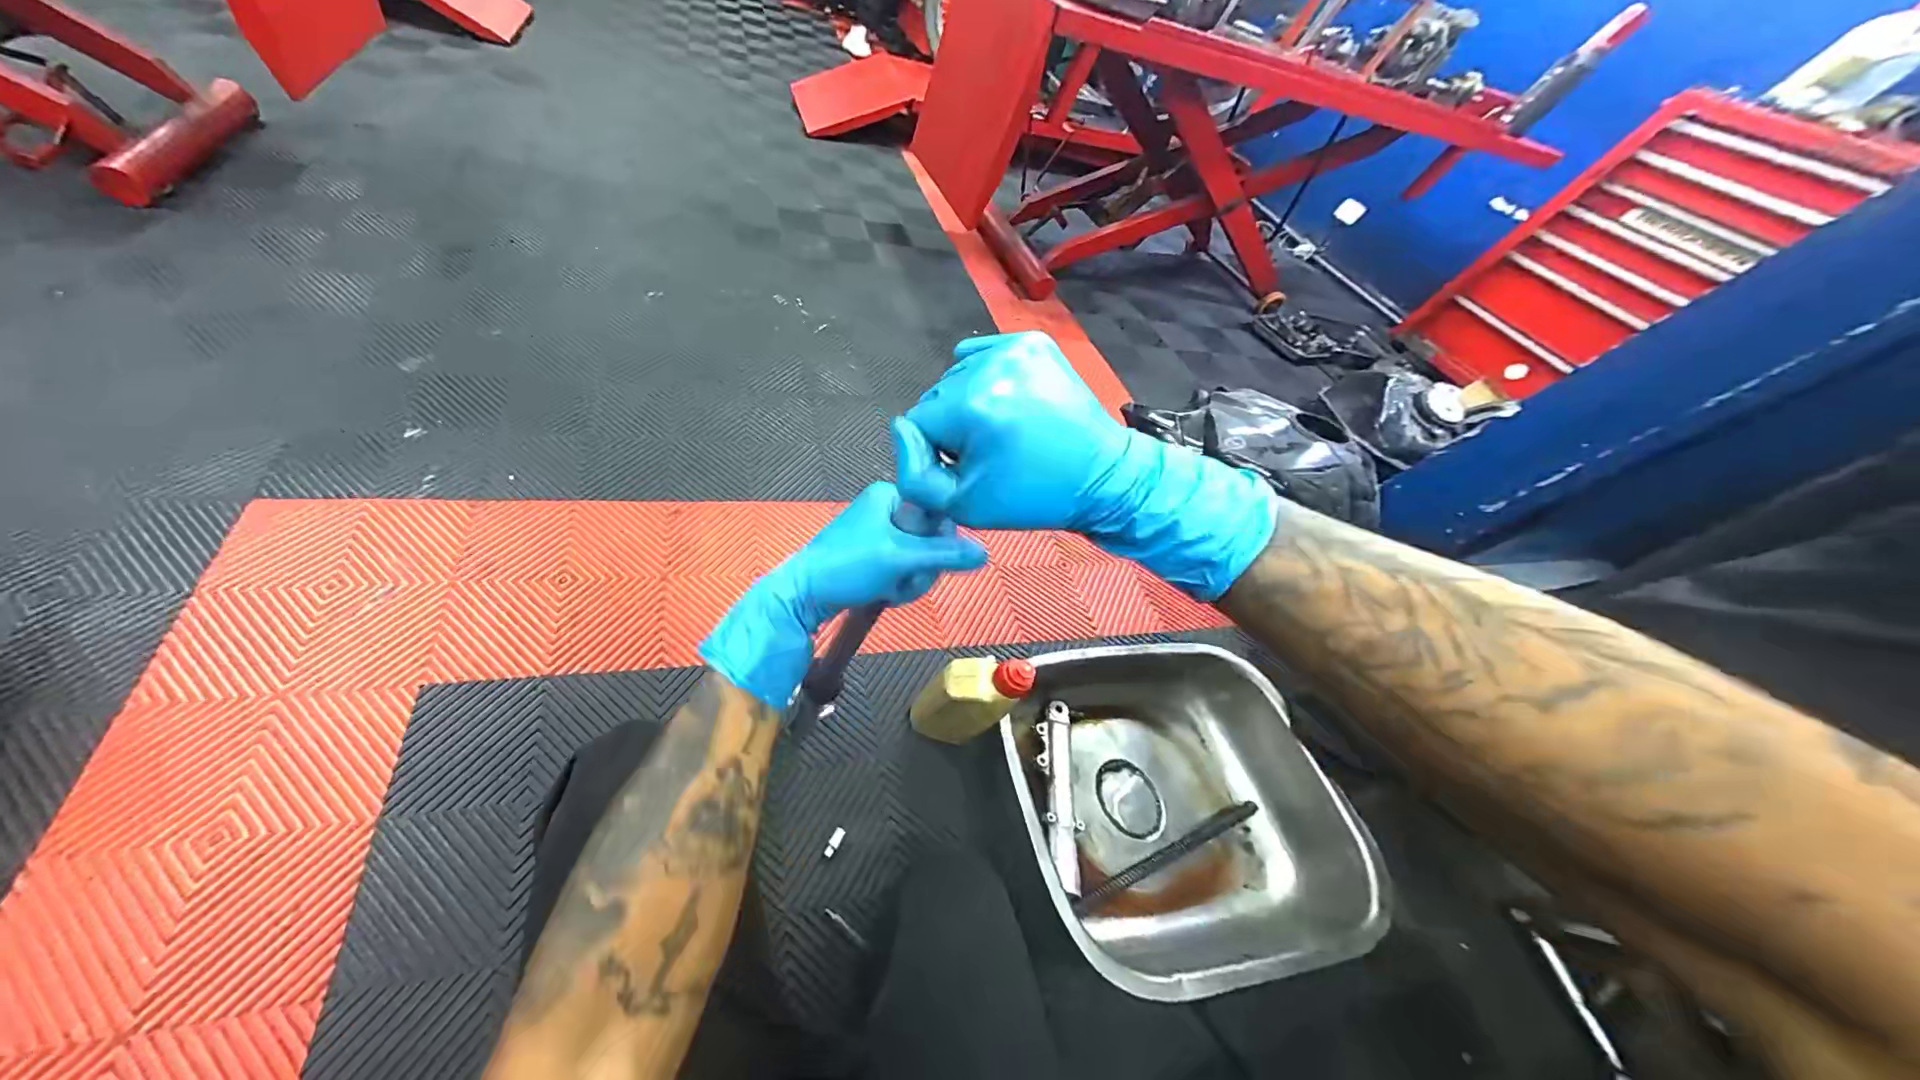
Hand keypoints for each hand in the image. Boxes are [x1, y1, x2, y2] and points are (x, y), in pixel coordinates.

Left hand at [700, 483, 986, 706]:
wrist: (802, 597)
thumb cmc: (847, 566)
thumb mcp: (899, 558)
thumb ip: (944, 555)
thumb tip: (985, 553)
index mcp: (889, 496)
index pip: (938, 514)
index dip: (939, 542)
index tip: (925, 560)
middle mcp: (887, 511)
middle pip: (932, 540)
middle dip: (922, 568)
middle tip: (902, 579)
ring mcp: (881, 536)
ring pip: (920, 559)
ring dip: (910, 581)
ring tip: (889, 589)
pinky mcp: (876, 558)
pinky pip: (905, 570)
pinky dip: (899, 586)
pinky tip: (884, 594)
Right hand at [891, 332, 1277, 599]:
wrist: (1102, 476)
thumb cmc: (1034, 496)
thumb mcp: (962, 506)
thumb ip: (914, 475)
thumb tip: (901, 430)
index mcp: (971, 405)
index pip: (917, 422)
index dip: (936, 453)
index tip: (969, 469)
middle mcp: (989, 365)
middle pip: (938, 396)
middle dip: (953, 426)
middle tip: (990, 452)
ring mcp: (1015, 347)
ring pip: (959, 376)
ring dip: (969, 402)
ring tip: (1004, 429)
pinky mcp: (1034, 342)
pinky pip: (984, 355)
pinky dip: (985, 377)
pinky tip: (1005, 402)